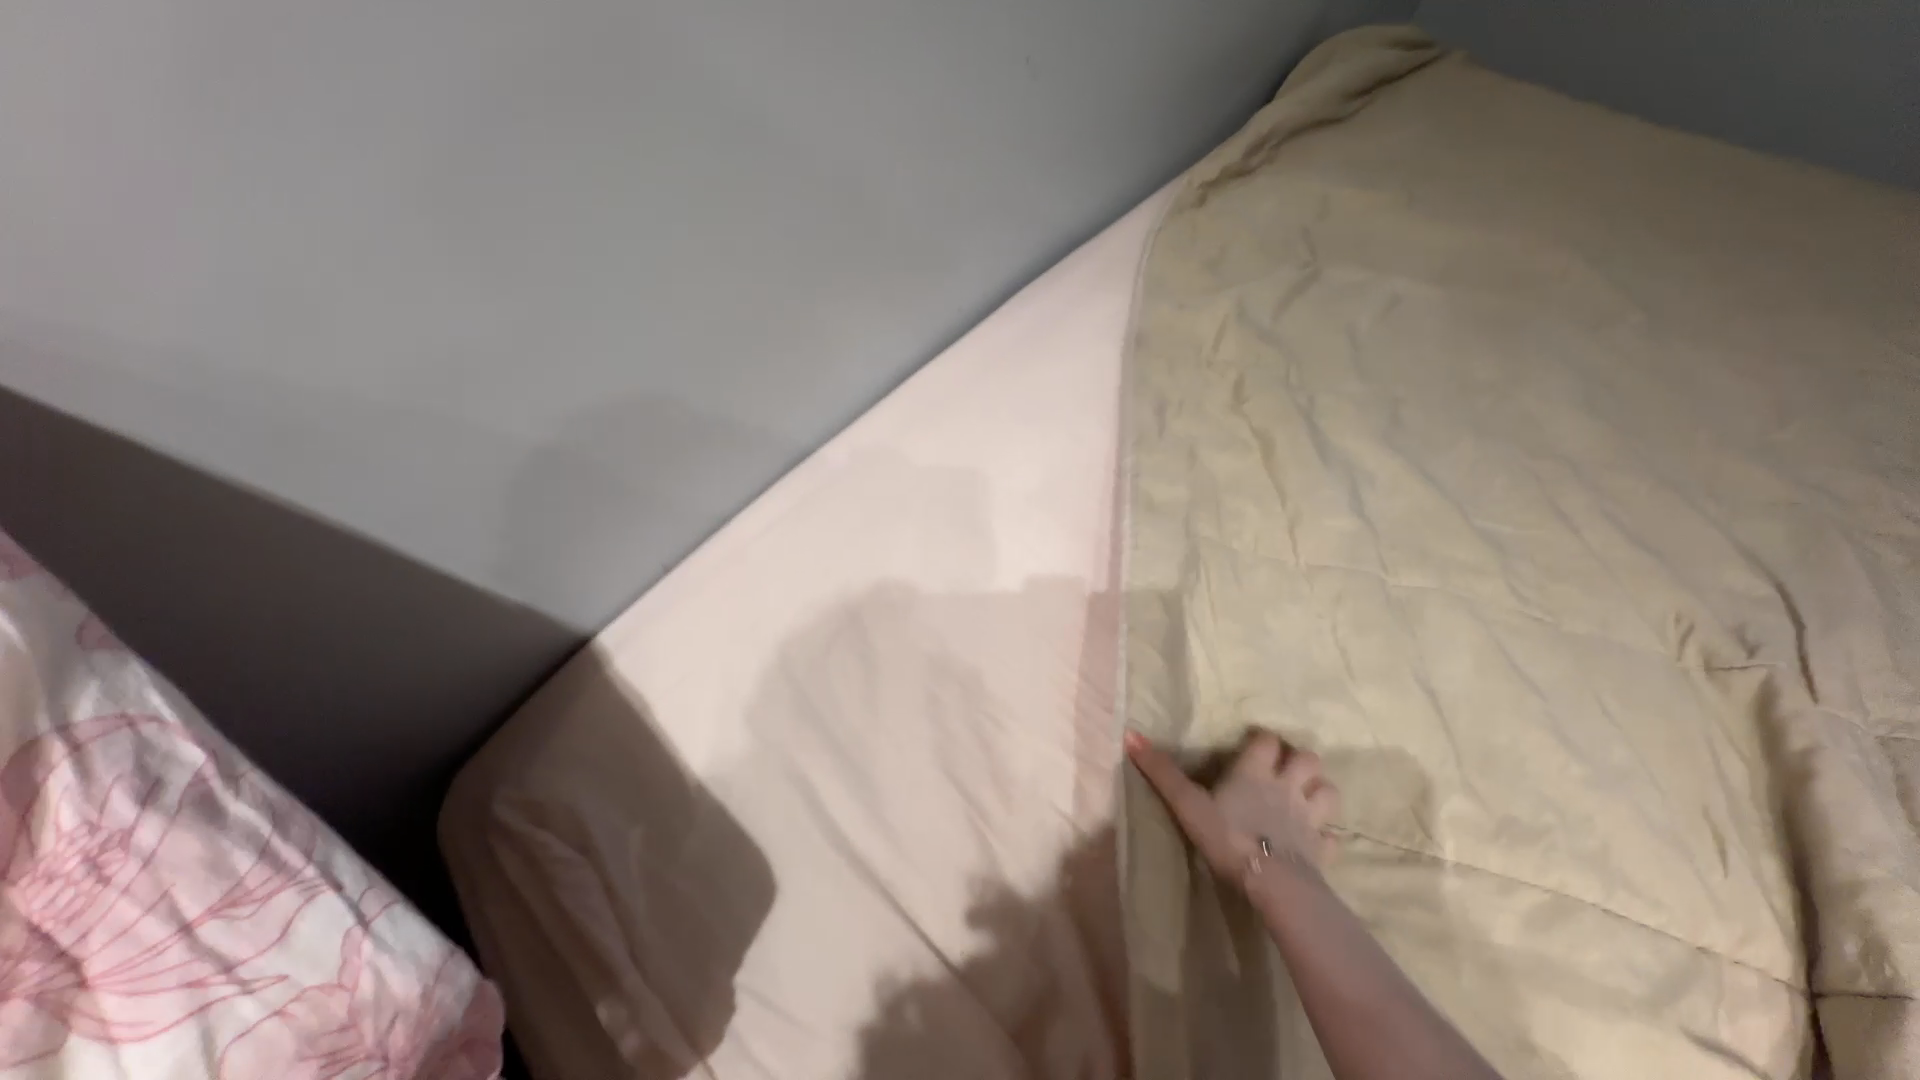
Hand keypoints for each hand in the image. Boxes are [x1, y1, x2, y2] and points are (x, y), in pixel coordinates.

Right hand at [1126, 729, 1340, 891]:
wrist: (1271, 883)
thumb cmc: (1228, 837)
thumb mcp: (1187, 804)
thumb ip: (1161, 772)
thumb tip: (1130, 735)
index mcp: (1256, 772)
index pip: (1267, 740)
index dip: (1261, 740)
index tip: (1251, 746)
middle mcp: (1287, 787)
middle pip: (1307, 758)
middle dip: (1298, 760)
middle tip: (1282, 770)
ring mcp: (1309, 818)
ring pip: (1328, 791)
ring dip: (1318, 791)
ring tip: (1304, 798)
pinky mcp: (1322, 849)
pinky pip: (1332, 837)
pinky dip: (1325, 836)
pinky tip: (1315, 841)